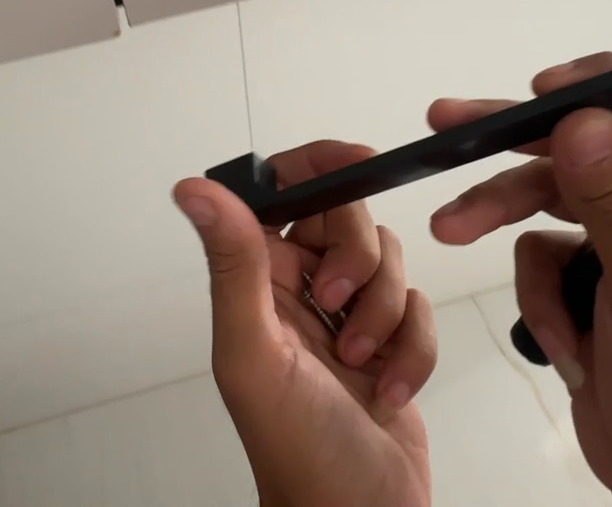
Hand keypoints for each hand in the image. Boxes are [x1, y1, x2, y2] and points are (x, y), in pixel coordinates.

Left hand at [174, 141, 435, 506]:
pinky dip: (413, 346)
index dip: (320, 164)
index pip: (284, 187)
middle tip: (340, 307)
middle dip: (360, 259)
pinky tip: (388, 388)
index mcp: (257, 275)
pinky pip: (418, 304)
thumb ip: (234, 264)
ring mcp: (347, 309)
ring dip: (385, 313)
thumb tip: (193, 188)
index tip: (359, 160)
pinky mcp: (390, 336)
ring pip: (388, 257)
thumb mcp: (256, 352)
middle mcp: (299, 283)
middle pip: (348, 215)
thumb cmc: (297, 450)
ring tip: (360, 363)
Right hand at [428, 54, 611, 506]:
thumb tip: (579, 117)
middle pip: (590, 144)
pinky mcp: (592, 269)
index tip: (546, 88)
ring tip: (446, 227)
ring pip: (550, 191)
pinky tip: (561, 340)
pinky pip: (542, 247)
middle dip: (517, 142)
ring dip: (499, 212)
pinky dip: (538, 291)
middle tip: (448, 120)